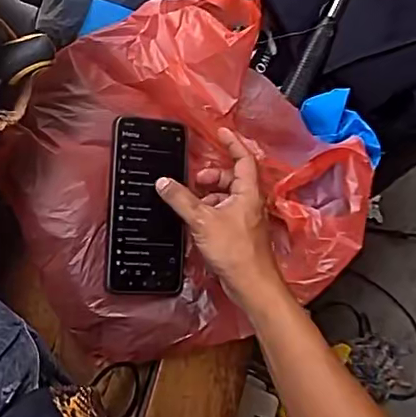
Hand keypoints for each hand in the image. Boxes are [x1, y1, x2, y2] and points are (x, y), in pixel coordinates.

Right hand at [156, 127, 286, 308]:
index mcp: (247, 192)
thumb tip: (163, 182)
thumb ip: (181, 199)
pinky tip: (198, 219)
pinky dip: (210, 209)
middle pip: (232, 177)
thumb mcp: (202, 220)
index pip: (243, 159)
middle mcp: (250, 201)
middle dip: (212, 174)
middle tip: (195, 178)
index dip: (232, 143)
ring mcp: (246, 217)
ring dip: (209, 194)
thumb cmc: (234, 250)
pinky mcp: (240, 232)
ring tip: (193, 201)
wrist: (252, 284)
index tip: (220, 132)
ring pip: (227, 195)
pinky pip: (224, 210)